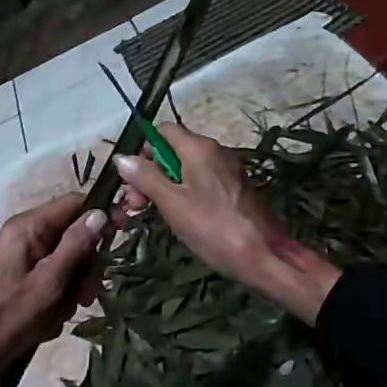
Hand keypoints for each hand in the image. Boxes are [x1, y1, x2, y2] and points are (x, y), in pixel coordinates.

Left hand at [0, 194, 106, 375]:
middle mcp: (24, 234)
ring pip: (67, 258)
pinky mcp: (21, 277)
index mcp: (28, 226)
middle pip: (73, 233)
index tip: (125, 231)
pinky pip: (53, 276)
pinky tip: (50, 319)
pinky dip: (58, 296)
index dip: (102, 214)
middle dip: (86, 264)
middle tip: (87, 294)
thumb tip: (101, 212)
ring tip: (64, 311)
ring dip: (73, 285)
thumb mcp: (50, 282)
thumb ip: (76, 245)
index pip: (75, 202)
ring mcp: (22, 256)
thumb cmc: (10, 317)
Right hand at [114, 123, 340, 323]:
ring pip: (187, 168)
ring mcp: (228, 170)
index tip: (133, 178)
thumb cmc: (213, 227)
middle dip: (151, 173)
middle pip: (173, 150)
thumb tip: (122, 157)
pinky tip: (180, 218)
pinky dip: (186, 193)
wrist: (263, 256)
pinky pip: (202, 182)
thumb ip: (145, 177)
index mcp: (199, 148)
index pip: (163, 130)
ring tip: (154, 213)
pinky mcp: (235, 189)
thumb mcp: (172, 203)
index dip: (143, 150)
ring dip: (166, 186)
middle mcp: (216, 151)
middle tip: (136, 204)